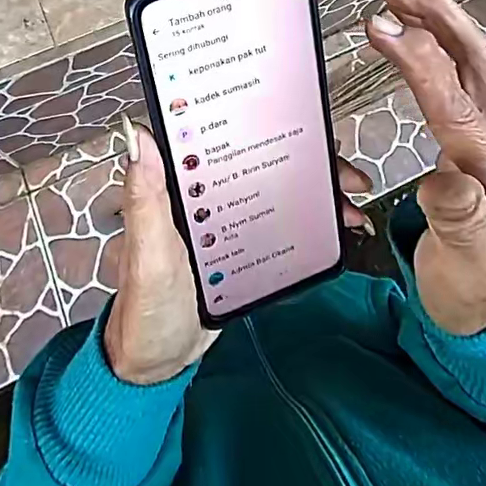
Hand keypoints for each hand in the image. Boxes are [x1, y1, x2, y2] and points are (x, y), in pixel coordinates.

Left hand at [103, 118, 377, 383]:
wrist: (157, 359)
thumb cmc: (145, 308)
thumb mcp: (148, 253)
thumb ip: (144, 197)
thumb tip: (139, 136)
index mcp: (171, 186)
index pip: (218, 136)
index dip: (259, 126)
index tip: (300, 130)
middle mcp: (195, 192)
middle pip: (255, 159)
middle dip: (303, 161)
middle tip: (343, 177)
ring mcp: (218, 215)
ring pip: (270, 187)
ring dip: (310, 191)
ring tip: (346, 208)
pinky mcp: (233, 240)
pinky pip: (273, 218)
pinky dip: (304, 219)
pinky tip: (328, 227)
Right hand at [365, 0, 485, 335]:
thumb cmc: (478, 296)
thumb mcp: (470, 276)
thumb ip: (461, 228)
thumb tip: (445, 179)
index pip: (455, 109)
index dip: (420, 64)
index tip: (384, 30)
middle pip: (481, 67)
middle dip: (441, 20)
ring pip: (477, 66)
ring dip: (443, 24)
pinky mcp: (481, 141)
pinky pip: (467, 79)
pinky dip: (443, 44)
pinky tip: (419, 32)